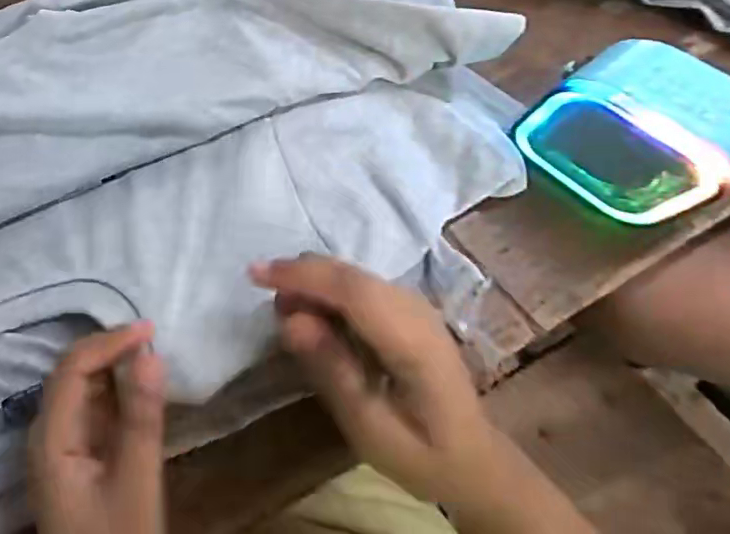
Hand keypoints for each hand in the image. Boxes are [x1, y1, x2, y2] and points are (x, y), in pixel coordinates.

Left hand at [29, 321, 166, 533]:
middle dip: (110, 349)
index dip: (108, 341)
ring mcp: (59, 449)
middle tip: (152, 337)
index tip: (149, 329)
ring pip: (83, 390)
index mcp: (49, 437)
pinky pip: (92, 413)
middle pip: (73, 374)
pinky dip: (116, 395)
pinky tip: (140, 391)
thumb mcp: (135, 485)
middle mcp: (46, 435)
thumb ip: (141, 418)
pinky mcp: (75, 462)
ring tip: (150, 353)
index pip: (72, 368)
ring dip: (114, 369)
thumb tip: (152, 353)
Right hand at [249, 255, 500, 504]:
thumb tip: (291, 320)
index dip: (300, 275)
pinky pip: (355, 282)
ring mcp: (412, 300)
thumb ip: (333, 371)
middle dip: (299, 278)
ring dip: (312, 284)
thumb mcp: (372, 431)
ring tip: (293, 322)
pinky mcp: (404, 303)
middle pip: (345, 272)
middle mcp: (414, 307)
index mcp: (413, 340)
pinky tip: (319, 322)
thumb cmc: (423, 454)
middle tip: (274, 313)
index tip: (254, 275)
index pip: (351, 289)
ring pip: (347, 271)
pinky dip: (327, 290)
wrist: (475, 458)